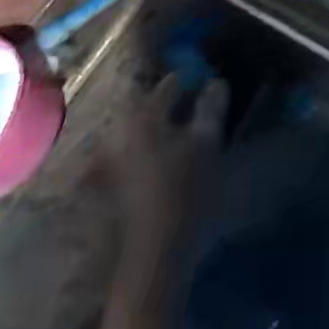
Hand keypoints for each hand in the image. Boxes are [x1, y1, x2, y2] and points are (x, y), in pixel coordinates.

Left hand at [109, 74, 228, 281]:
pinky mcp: (111, 181)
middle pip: (145, 105)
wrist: (155, 249)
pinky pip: (131, 150)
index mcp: (141, 116)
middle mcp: (119, 130)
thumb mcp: (207, 143)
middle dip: (168, 101)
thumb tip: (217, 81)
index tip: (201, 79)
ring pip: (138, 129)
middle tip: (193, 101)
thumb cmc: (185, 189)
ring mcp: (111, 158)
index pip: (163, 86)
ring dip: (159, 124)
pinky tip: (167, 156)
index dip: (183, 80)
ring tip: (183, 129)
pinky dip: (149, 146)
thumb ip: (211, 108)